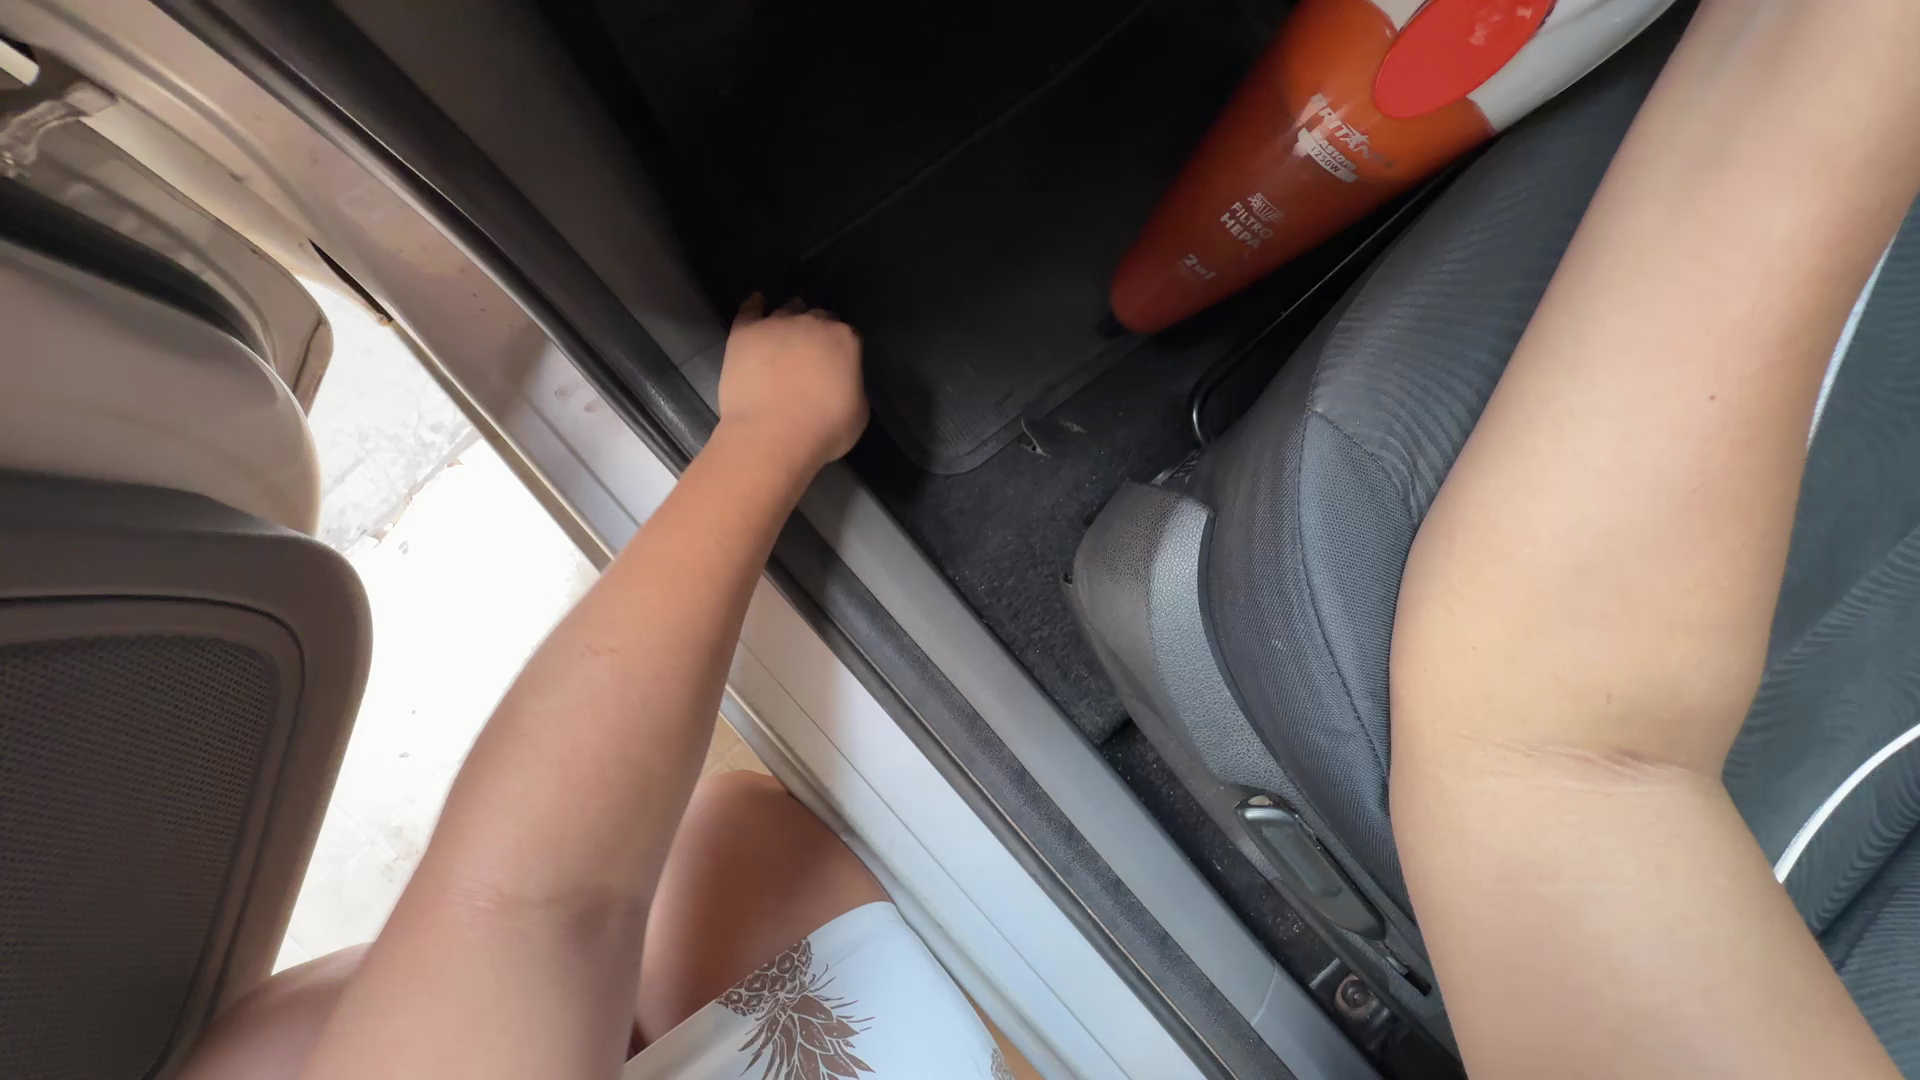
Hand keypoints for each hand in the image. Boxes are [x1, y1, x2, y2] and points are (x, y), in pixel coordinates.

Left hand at [716, 295, 868, 469]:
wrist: (772, 435)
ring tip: (787, 331)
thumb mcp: (859, 412)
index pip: (849, 335)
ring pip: (788, 310)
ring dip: (792, 317)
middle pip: (819, 318)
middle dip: (819, 332)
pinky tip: (757, 302)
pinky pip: (750, 309)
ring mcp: (776, 324)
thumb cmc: (823, 429)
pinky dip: (755, 305)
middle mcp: (813, 323)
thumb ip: (853, 386)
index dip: (844, 350)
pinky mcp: (745, 332)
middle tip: (813, 354)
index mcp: (845, 340)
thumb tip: (842, 381)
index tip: (838, 364)